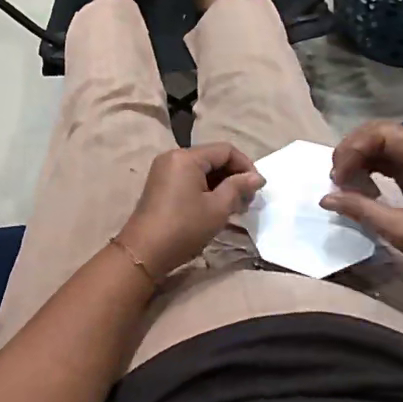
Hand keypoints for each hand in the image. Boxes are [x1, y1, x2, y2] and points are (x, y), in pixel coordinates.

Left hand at [116, 143, 264, 277]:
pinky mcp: (160, 185)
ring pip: (202, 170)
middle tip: (247, 202)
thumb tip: (256, 177)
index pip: (225, 150)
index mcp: (186, 157)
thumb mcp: (217, 208)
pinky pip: (189, 179)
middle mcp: (172, 157)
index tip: (257, 188)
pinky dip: (206, 190)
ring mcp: (164, 171)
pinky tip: (217, 208)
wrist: (144, 251)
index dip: (246, 166)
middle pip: (212, 158)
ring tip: (235, 208)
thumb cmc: (184, 227)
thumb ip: (238, 187)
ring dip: (221, 185)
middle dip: (233, 177)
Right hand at [320, 121, 402, 293]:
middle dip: (354, 153)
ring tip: (346, 186)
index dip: (353, 150)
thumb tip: (326, 197)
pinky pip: (396, 163)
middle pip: (384, 135)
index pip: (384, 134)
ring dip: (362, 162)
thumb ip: (363, 210)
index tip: (337, 180)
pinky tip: (364, 190)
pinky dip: (374, 172)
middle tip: (337, 181)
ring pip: (388, 147)